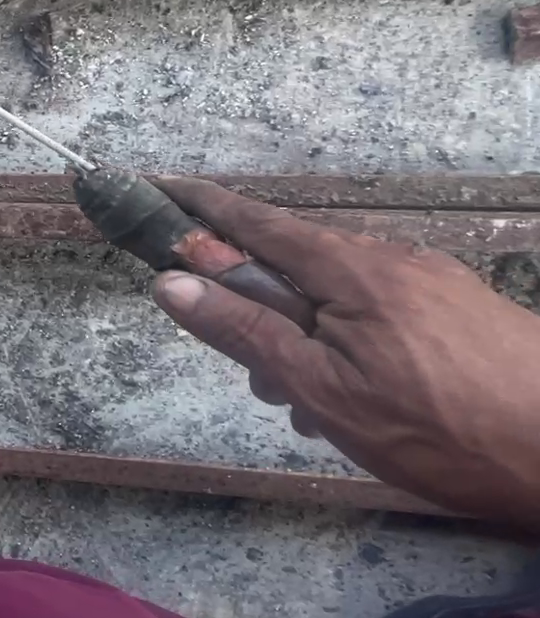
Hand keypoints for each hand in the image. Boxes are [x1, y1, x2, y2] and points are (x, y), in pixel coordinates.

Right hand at [149, 177, 539, 526]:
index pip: (253, 221)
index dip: (197, 203)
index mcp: (352, 270)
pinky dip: (339, 336)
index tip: (152, 186)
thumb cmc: (446, 431)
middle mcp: (394, 261)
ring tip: (305, 398)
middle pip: (289, 258)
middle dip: (249, 298)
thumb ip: (242, 329)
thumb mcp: (322, 388)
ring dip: (297, 328)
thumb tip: (168, 282)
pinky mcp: (465, 312)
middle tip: (248, 366)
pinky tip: (354, 392)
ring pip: (331, 289)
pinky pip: (375, 307)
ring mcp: (436, 285)